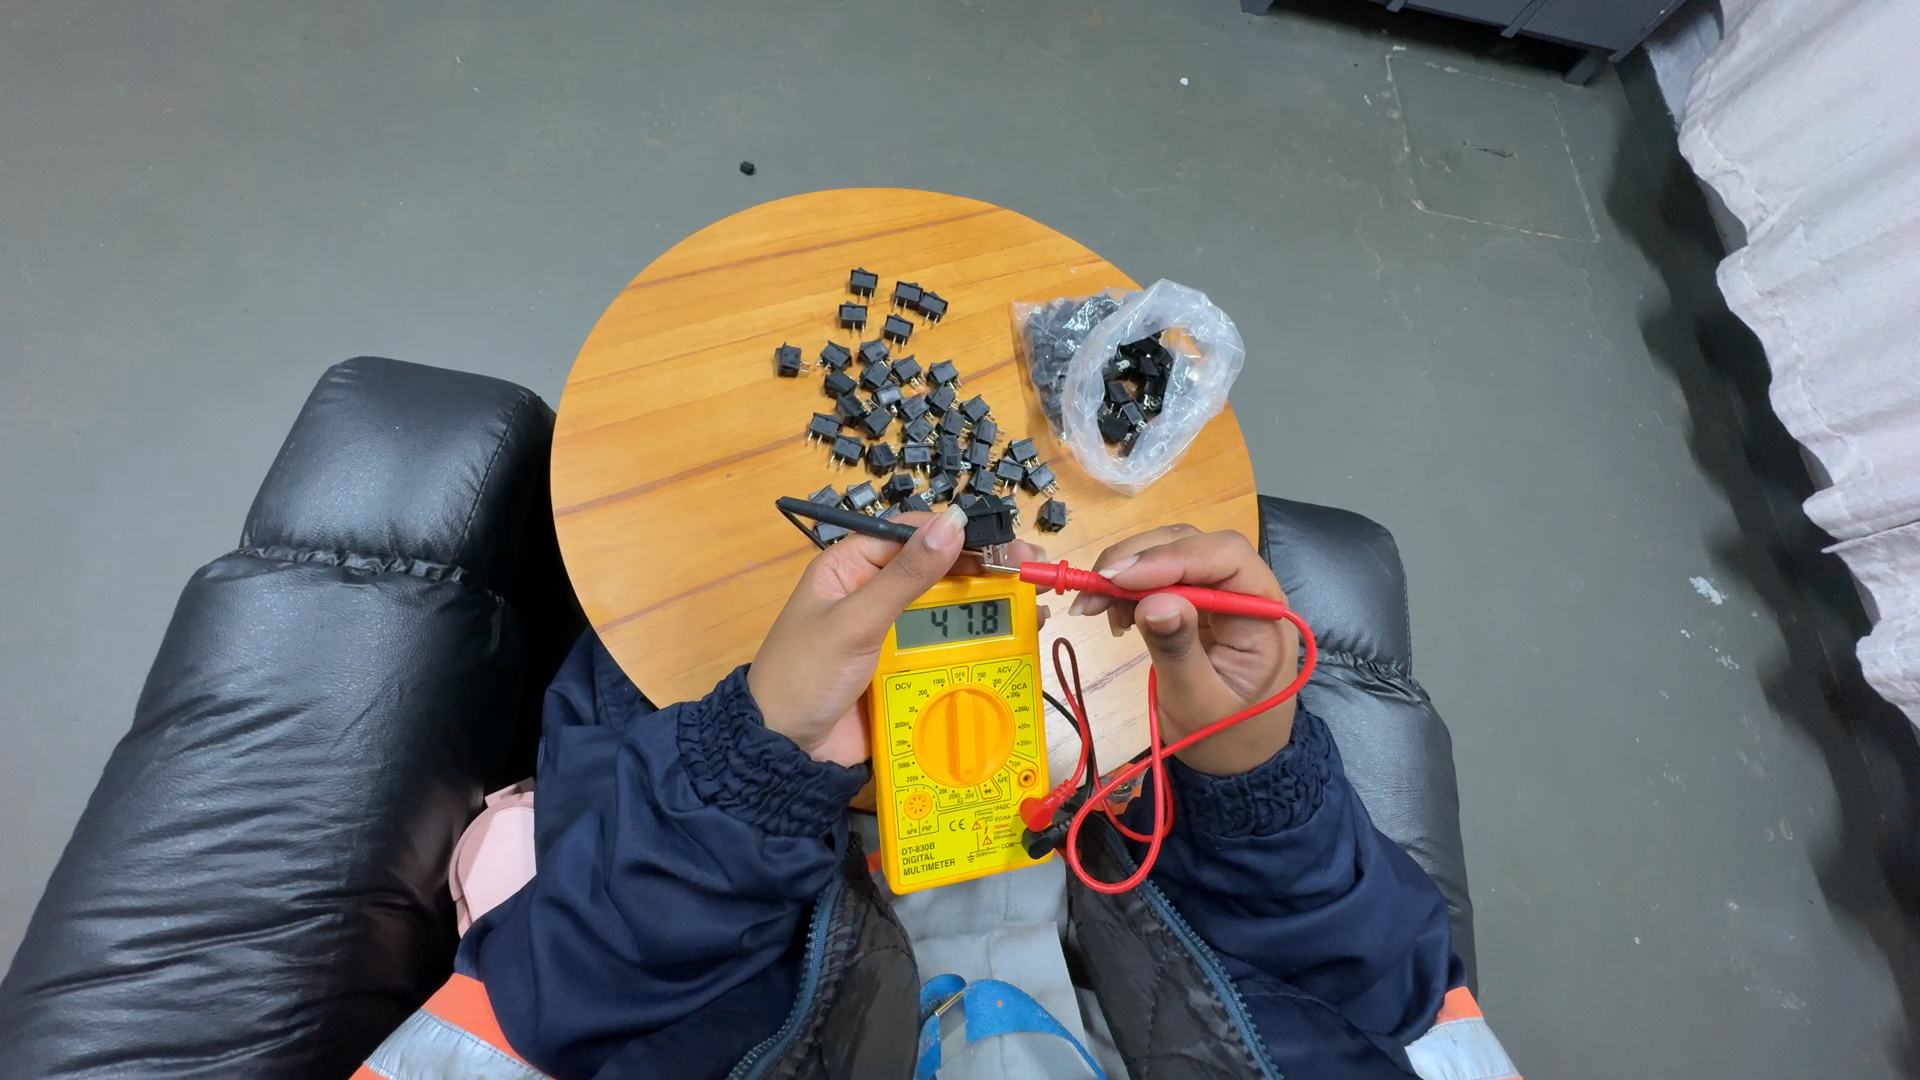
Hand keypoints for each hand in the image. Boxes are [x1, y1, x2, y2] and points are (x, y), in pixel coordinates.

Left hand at [750, 506, 1041, 766]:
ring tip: (1034, 602)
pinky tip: (1015, 638)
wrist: (786, 754)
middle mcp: (876, 592)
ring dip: (989, 603)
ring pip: (949, 608)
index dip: (958, 533)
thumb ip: (905, 576)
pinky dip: (980, 642)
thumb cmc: (806, 675)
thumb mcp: (855, 621)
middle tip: (1031, 569)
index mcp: (852, 566)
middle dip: (985, 568)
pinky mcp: (907, 667)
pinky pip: (948, 646)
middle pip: (939, 570)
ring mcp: (894, 632)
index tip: (1002, 541)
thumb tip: (953, 523)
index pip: (912, 534)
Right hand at [1069, 526, 1298, 775]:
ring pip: (1169, 553)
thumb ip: (1178, 650)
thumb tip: (1153, 601)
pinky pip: (1158, 576)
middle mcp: (1245, 591)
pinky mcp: (1196, 602)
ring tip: (1094, 605)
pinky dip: (1127, 586)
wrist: (1236, 762)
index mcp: (1263, 613)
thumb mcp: (1198, 702)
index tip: (1118, 578)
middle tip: (1093, 587)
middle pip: (1191, 544)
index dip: (1170, 557)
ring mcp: (1219, 594)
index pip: (1224, 556)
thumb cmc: (1225, 739)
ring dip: (1125, 570)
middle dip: (1137, 558)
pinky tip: (1111, 614)